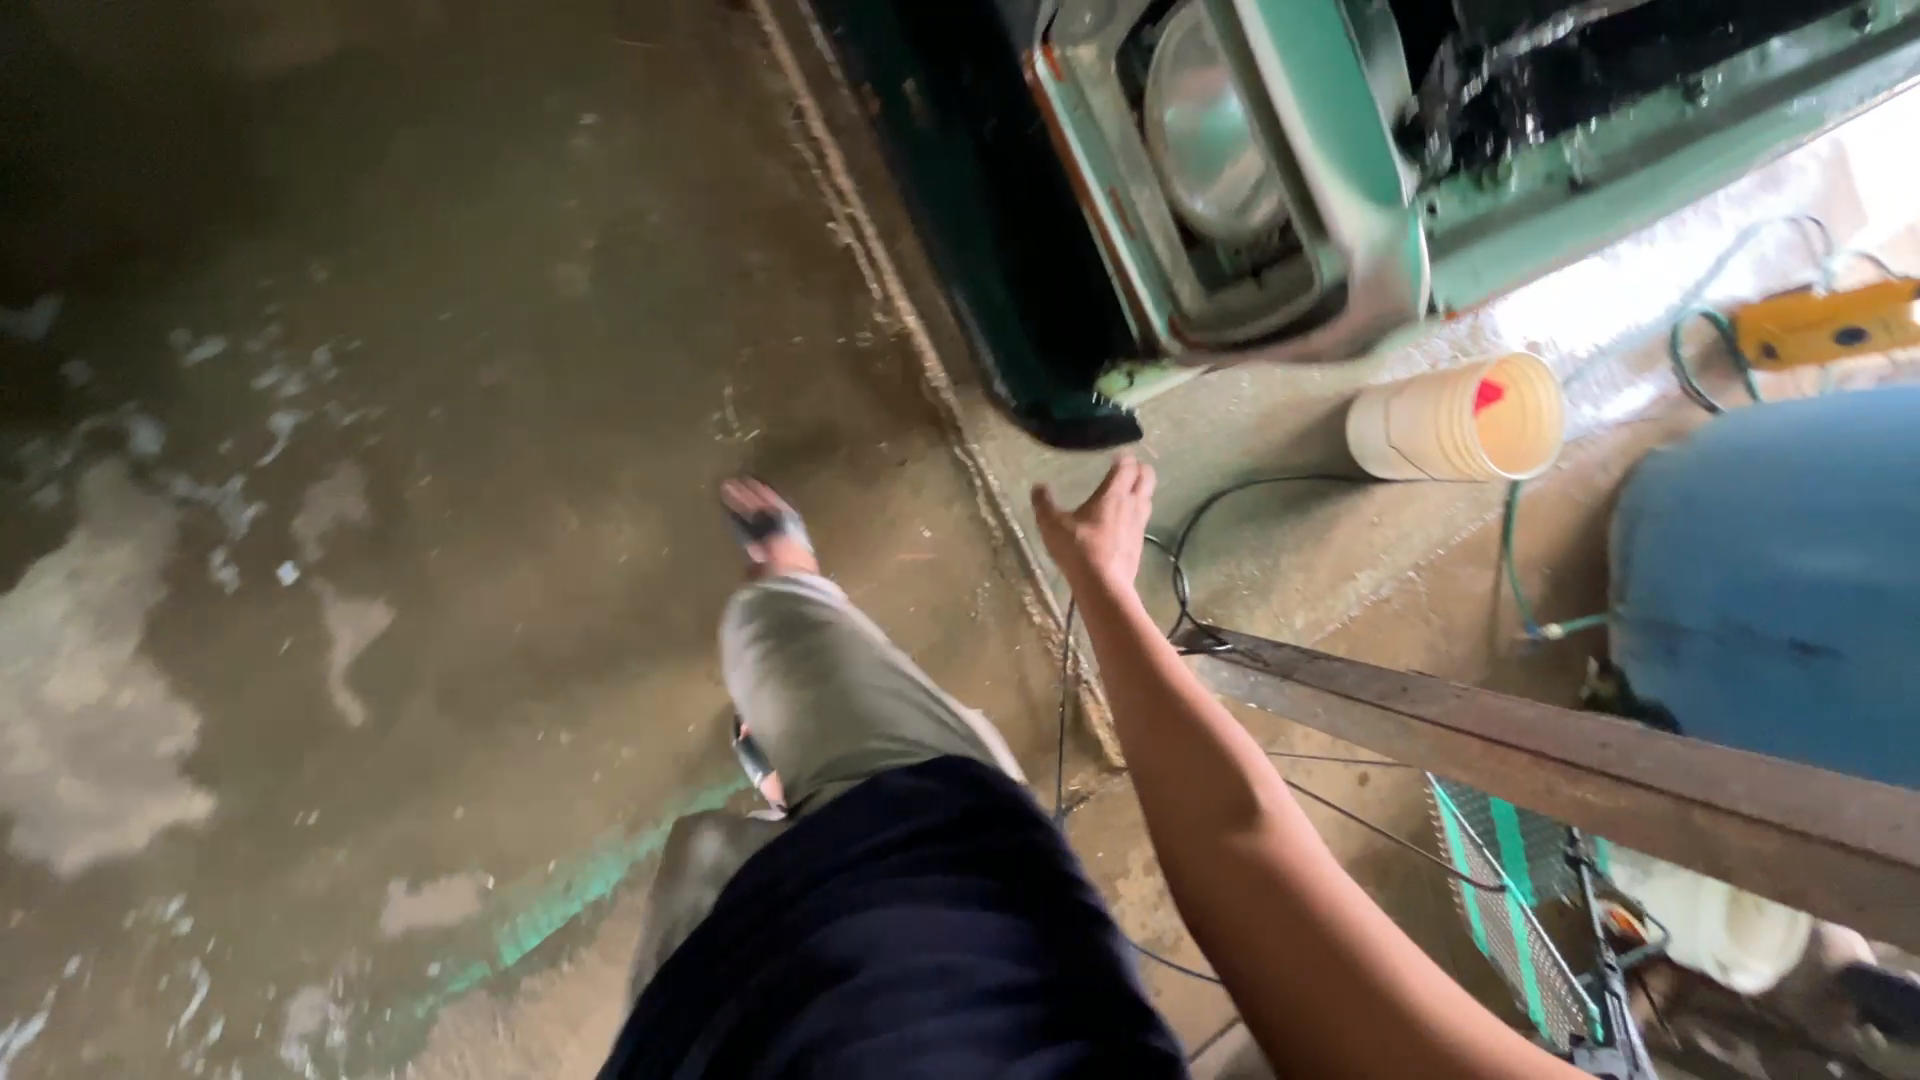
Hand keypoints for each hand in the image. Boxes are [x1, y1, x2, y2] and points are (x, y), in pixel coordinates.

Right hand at [1032, 454, 1155, 595]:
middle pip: (1147, 478)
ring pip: (1148, 499)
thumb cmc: (1077, 548)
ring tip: (1129, 492)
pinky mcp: (1140, 543)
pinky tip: (1126, 522)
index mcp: (1112, 494)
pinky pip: (1143, 520)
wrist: (1103, 584)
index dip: (1124, 458)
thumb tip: (1037, 487)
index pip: (1126, 467)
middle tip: (1129, 469)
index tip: (1117, 456)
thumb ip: (1044, 504)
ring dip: (1142, 491)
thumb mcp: (1052, 525)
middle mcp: (1131, 505)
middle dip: (1140, 470)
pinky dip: (1138, 513)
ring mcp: (1139, 525)